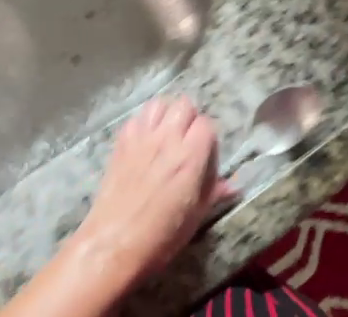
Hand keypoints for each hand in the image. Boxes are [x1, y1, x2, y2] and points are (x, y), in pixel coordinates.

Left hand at [66, 97, 236, 288]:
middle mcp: (167, 138)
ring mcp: (142, 137)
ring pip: (160, 103)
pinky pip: (137, 117)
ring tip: (167, 134)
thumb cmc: (161, 237)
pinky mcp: (121, 141)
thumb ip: (213, 192)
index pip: (207, 125)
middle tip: (187, 141)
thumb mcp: (195, 217)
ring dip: (167, 114)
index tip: (205, 155)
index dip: (209, 138)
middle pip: (184, 105)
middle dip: (190, 119)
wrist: (114, 244)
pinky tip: (145, 142)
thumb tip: (233, 185)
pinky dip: (144, 123)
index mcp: (190, 157)